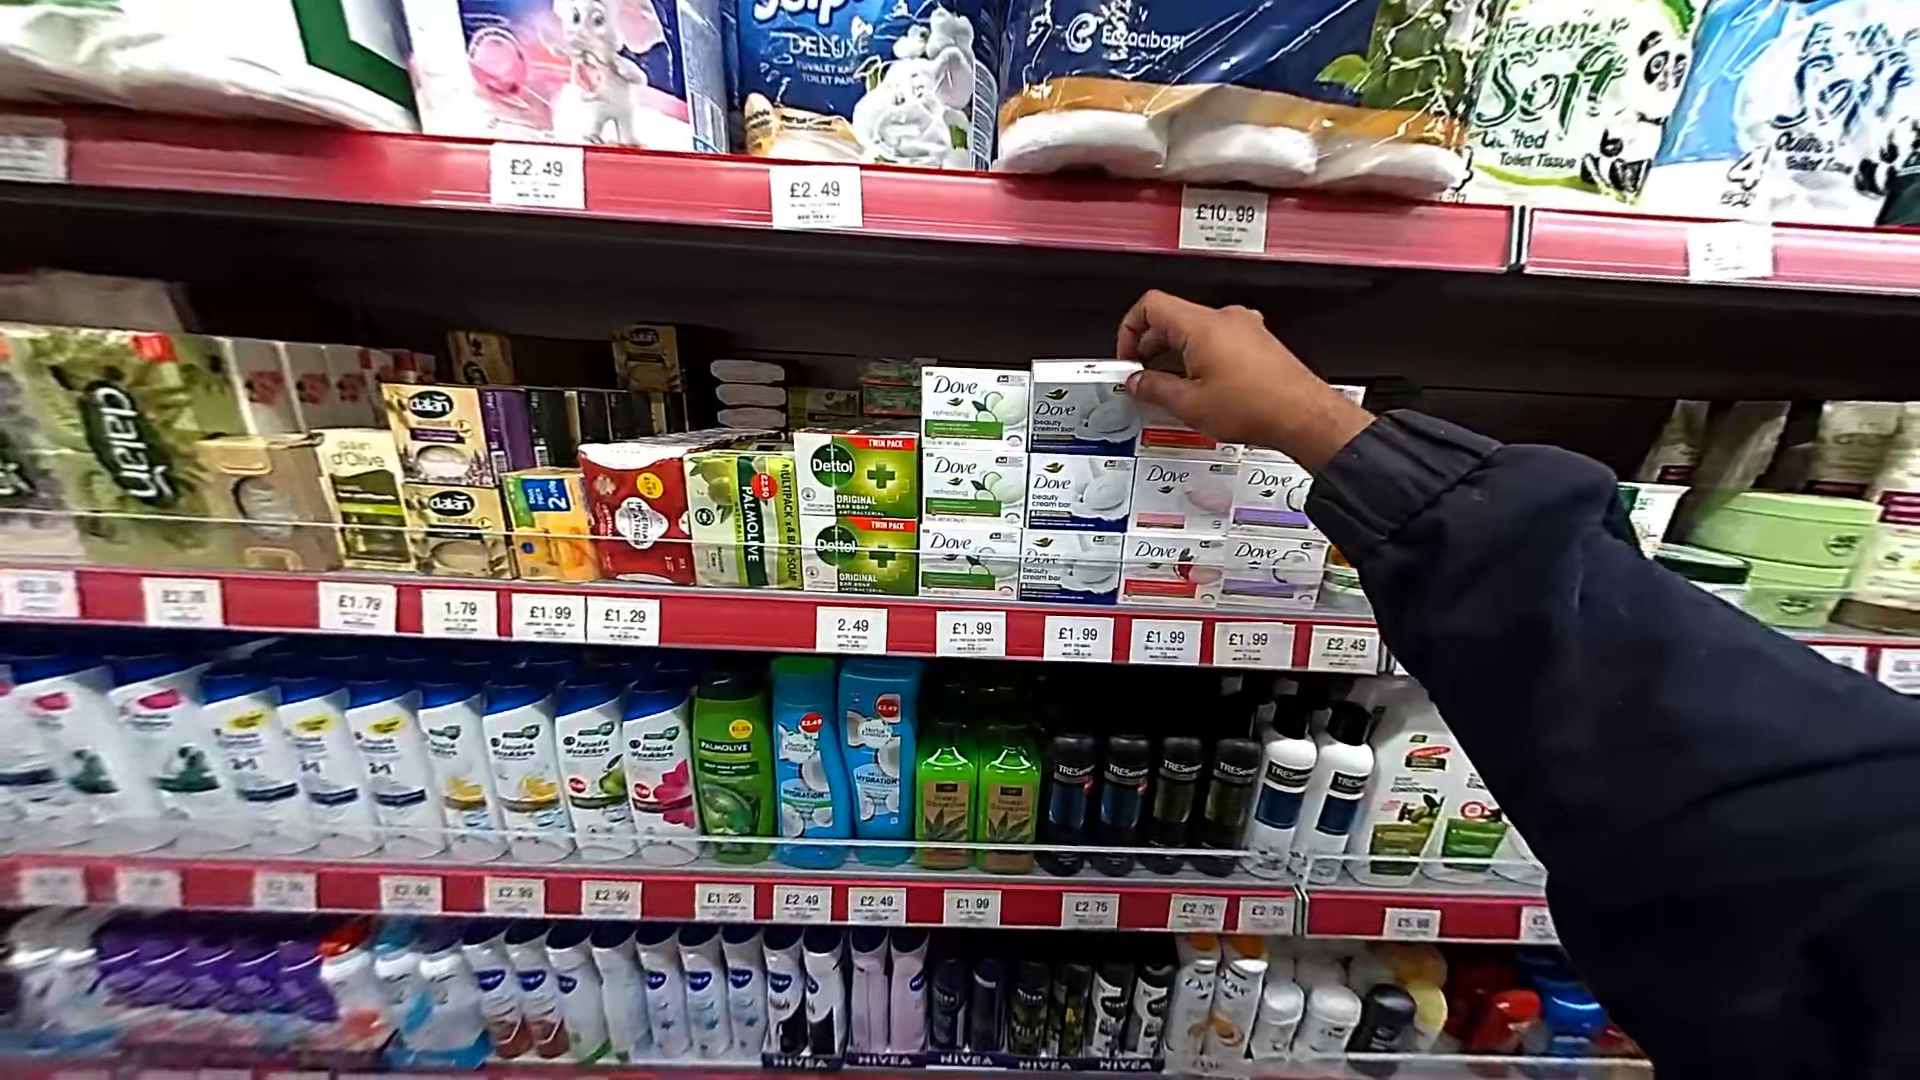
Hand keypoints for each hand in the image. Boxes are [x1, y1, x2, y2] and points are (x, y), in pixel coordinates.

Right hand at [1117, 290, 1373, 467]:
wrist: (1302, 416)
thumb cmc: (1257, 406)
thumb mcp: (1188, 404)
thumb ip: (1153, 389)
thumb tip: (1137, 382)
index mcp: (1202, 326)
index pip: (1150, 306)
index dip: (1129, 330)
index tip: (1127, 357)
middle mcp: (1224, 319)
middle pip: (1170, 319)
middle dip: (1148, 348)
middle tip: (1141, 378)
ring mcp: (1242, 328)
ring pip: (1192, 332)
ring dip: (1172, 356)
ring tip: (1167, 389)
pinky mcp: (1254, 342)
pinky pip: (1213, 341)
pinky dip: (1195, 359)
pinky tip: (1194, 388)